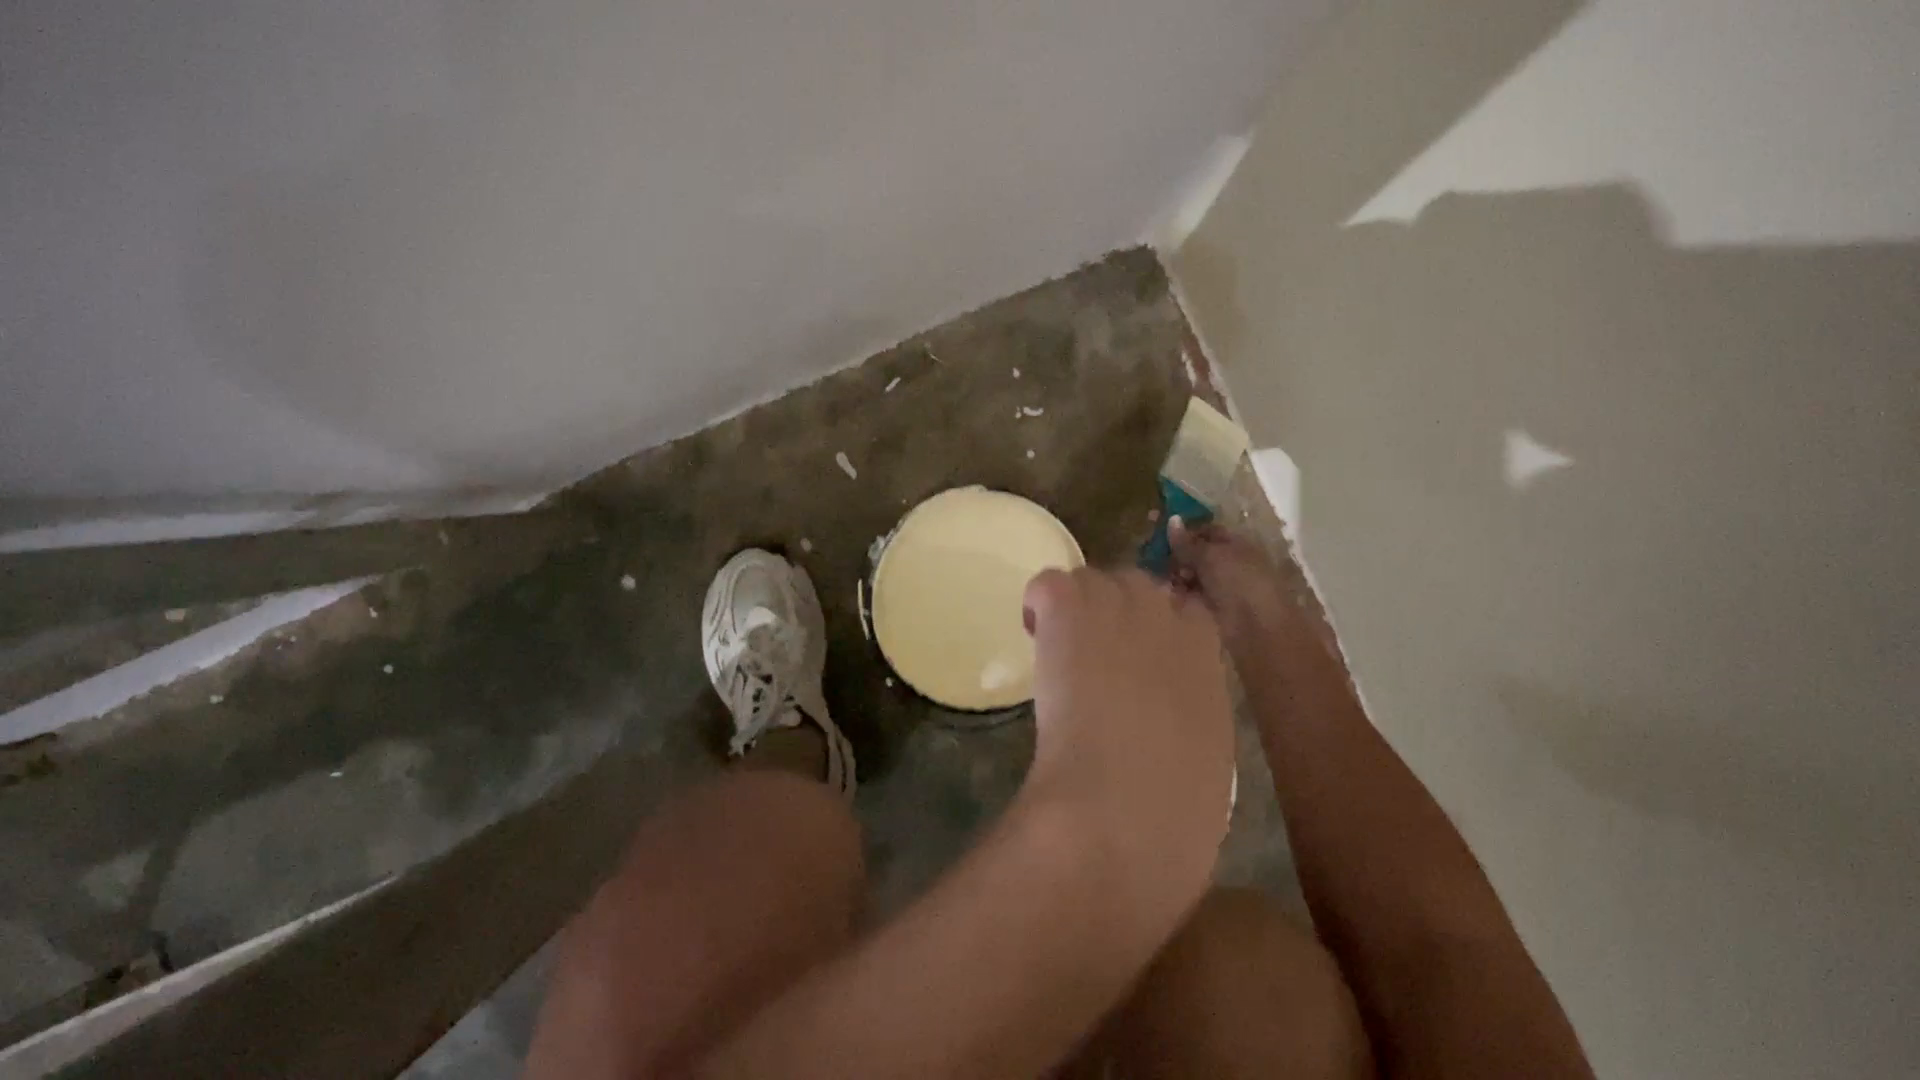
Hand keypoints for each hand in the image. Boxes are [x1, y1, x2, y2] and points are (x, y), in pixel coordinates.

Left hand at [1019, 567, 1235, 917]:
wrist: (1125, 806)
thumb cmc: (1173, 809)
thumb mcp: (1205, 762)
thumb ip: (1189, 727)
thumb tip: (1169, 734)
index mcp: (1209, 658)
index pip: (1188, 610)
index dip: (1159, 629)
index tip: (1137, 659)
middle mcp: (1168, 616)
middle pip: (1138, 588)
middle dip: (1117, 615)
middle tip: (1092, 662)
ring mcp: (1120, 606)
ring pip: (1091, 581)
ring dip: (1076, 610)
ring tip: (1059, 656)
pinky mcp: (1072, 608)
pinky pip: (1048, 585)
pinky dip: (1037, 607)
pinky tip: (1034, 640)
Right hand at [1168, 519, 1310, 656]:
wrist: (1259, 626)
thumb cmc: (1237, 581)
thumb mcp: (1209, 556)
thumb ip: (1187, 543)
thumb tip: (1171, 519)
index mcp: (1237, 542)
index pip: (1208, 531)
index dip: (1186, 533)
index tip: (1162, 538)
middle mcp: (1233, 561)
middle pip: (1201, 554)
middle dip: (1179, 557)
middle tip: (1156, 562)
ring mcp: (1228, 585)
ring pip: (1198, 575)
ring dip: (1179, 577)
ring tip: (1163, 582)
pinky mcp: (1222, 607)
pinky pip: (1199, 595)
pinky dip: (1186, 595)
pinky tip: (1174, 597)